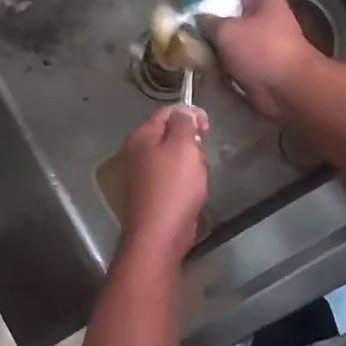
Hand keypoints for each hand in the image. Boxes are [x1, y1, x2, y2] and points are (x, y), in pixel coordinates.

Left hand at [118, 104, 209, 262]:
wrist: (160, 234)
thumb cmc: (174, 186)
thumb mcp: (183, 145)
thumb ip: (183, 122)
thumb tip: (183, 111)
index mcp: (141, 137)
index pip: (167, 112)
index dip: (189, 114)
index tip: (208, 128)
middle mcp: (137, 153)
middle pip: (170, 136)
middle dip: (191, 143)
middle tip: (201, 156)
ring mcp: (143, 176)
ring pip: (174, 159)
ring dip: (191, 164)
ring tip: (198, 178)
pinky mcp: (152, 195)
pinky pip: (173, 179)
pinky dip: (185, 182)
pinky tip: (192, 193)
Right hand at [199, 0, 324, 119]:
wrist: (286, 90)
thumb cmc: (260, 51)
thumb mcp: (227, 31)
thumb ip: (207, 22)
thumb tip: (196, 19)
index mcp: (262, 0)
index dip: (207, 2)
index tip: (187, 13)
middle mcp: (264, 19)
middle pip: (228, 21)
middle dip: (209, 31)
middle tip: (186, 36)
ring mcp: (262, 45)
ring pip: (230, 45)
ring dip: (214, 52)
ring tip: (192, 54)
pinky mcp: (258, 67)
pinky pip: (234, 64)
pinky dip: (222, 68)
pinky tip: (205, 70)